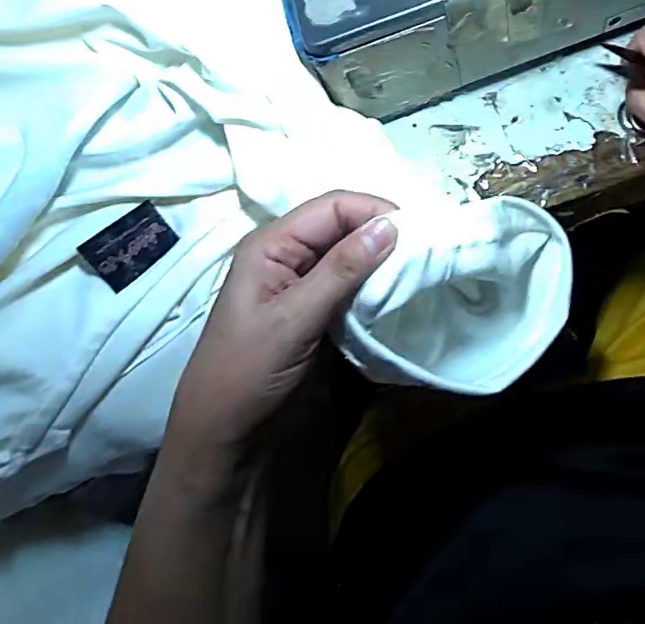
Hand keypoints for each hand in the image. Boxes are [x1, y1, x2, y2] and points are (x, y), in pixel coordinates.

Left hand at [164, 192, 398, 474]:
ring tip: (414, 269)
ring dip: (380, 257)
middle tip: (422, 250)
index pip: (332, 206)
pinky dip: (373, 281)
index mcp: (271, 244)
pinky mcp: (314, 306)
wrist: (223, 439)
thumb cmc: (247, 373)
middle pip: (342, 223)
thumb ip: (342, 269)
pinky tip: (393, 291)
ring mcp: (300, 280)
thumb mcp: (294, 319)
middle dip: (381, 232)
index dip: (374, 211)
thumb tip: (391, 226)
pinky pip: (349, 280)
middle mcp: (286, 253)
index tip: (415, 232)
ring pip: (349, 251)